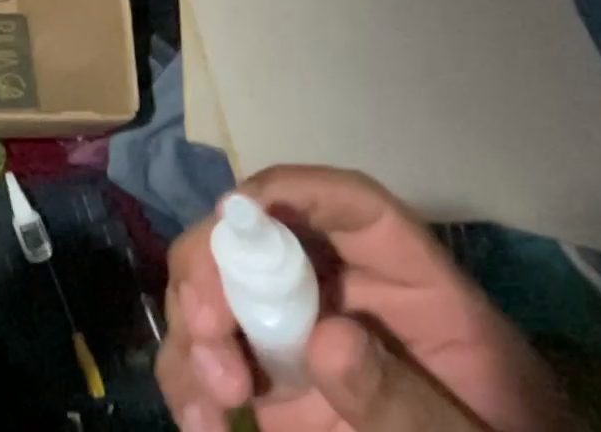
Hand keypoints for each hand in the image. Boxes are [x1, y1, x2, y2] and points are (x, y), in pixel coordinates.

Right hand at [156, 166, 575, 431]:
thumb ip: (410, 404)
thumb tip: (328, 340)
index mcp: (415, 295)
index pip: (354, 209)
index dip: (292, 192)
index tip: (233, 213)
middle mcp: (340, 300)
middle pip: (255, 242)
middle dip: (211, 271)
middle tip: (206, 327)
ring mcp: (295, 342)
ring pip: (210, 292)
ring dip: (193, 331)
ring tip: (215, 397)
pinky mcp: (262, 384)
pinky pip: (199, 358)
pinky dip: (185, 381)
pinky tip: (201, 422)